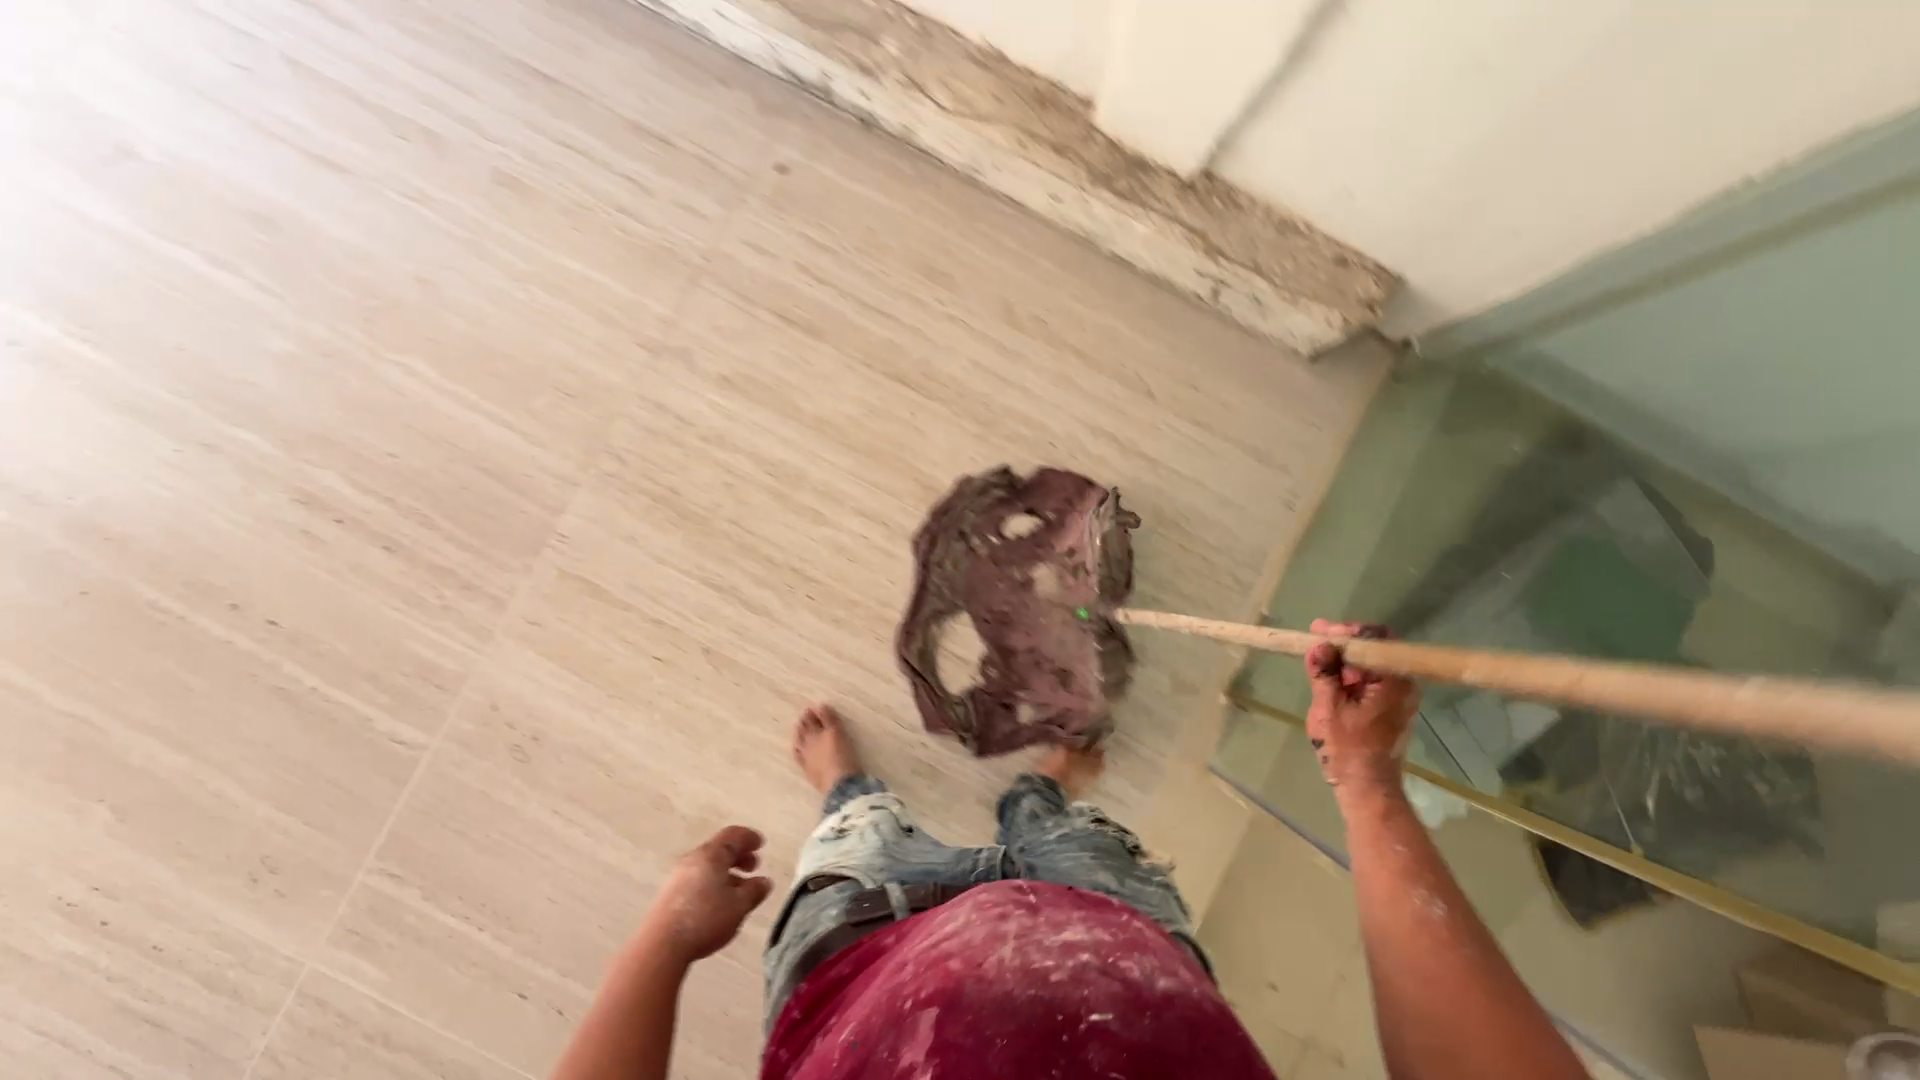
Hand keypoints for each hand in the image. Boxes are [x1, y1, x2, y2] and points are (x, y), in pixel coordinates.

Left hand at [637, 825, 774, 966]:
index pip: (733, 835)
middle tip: (753, 867)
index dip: (749, 838)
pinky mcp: (669, 895)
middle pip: (719, 849)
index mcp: (711, 855)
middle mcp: (693, 860)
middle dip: (739, 856)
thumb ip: (754, 891)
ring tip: (739, 890)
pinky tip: (718, 903)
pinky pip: (697, 880)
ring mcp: (678, 877)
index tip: (761, 844)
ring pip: (707, 866)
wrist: (661, 945)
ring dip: (726, 872)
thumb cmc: (706, 919)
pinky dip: (713, 883)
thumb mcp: (739, 906)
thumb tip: (765, 881)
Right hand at [1304, 619, 1420, 791]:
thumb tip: (1318, 647)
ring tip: (1318, 655)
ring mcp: (1399, 697)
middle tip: (1315, 639)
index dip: (1349, 631)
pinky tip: (1329, 675)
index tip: (1321, 631)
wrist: (1367, 786)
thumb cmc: (1349, 749)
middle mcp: (1404, 685)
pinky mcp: (1391, 708)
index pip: (1377, 639)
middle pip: (1376, 650)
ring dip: (1345, 659)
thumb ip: (1324, 674)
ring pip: (1372, 665)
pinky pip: (1372, 681)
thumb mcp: (1328, 708)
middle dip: (1344, 642)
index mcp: (1395, 681)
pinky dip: (1351, 675)